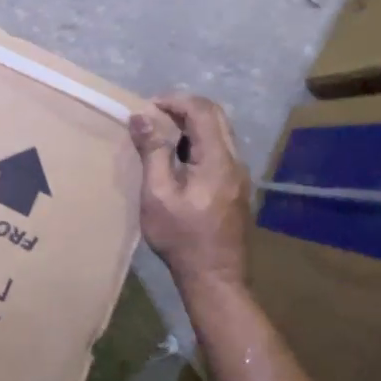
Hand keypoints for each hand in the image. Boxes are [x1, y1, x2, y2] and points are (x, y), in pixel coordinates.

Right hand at [128, 94, 251, 291]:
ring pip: (220, 132)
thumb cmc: (182, 238)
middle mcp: (234, 161)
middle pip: (215, 115)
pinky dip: (198, 141)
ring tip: (161, 135)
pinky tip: (177, 159)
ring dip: (192, 124)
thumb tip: (141, 117)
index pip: (202, 110)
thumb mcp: (158, 195)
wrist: (215, 279)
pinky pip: (220, 149)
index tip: (148, 107)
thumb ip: (152, 152)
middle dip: (184, 108)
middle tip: (154, 116)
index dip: (174, 100)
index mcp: (217, 159)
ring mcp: (239, 175)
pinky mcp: (236, 187)